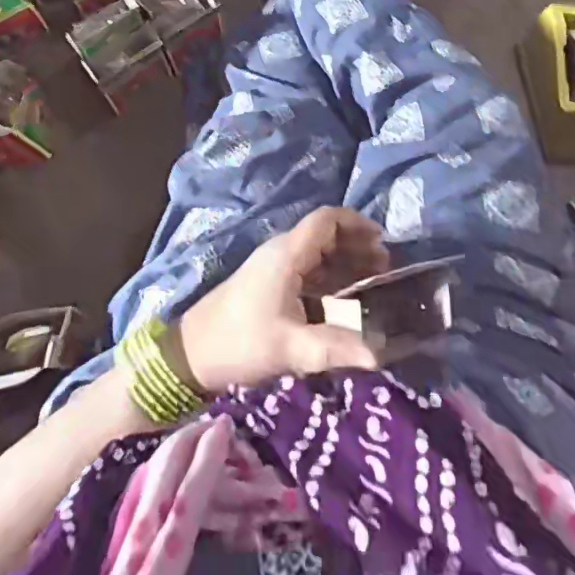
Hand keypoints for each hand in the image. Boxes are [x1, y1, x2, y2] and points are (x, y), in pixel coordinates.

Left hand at [178, 206, 389, 391]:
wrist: (189, 355)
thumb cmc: (240, 343)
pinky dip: (330, 277)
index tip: (383, 242)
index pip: (327, 219)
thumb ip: (335, 348)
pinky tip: (345, 299)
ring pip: (317, 252)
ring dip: (345, 261)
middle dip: (357, 245)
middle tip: (385, 267)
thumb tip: (379, 354)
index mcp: (287, 254)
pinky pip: (308, 269)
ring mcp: (273, 267)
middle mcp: (281, 252)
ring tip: (373, 281)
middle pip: (325, 234)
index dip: (357, 223)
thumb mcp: (290, 348)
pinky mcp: (269, 283)